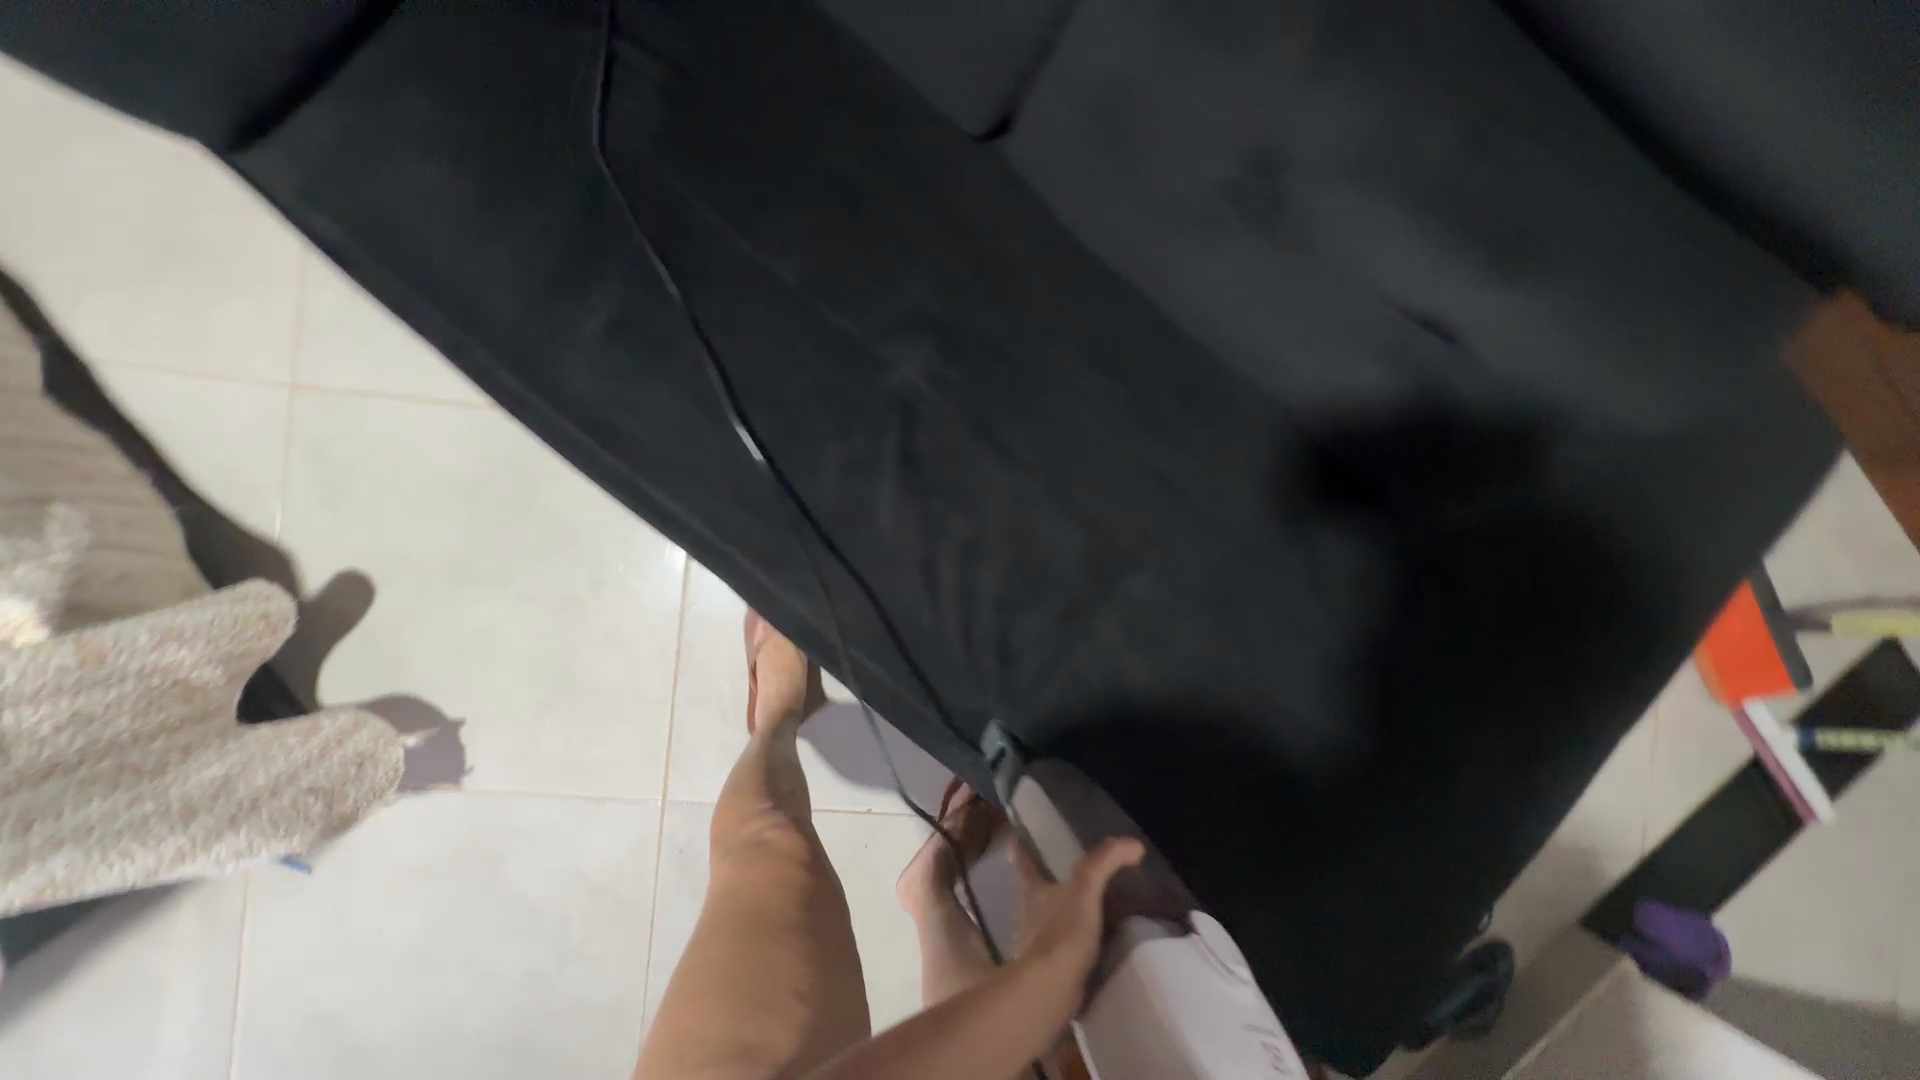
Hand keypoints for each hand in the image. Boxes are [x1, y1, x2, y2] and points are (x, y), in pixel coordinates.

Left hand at [1011, 836, 1146, 998]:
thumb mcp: (1086, 888)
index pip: (1023, 864)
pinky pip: (1056, 951)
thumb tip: (1132, 844)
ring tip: (1075, 914)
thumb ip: (1104, 862)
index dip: (1019, 850)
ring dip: (1054, 917)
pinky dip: (1066, 947)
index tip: (1013, 839)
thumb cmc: (1063, 930)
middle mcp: (1027, 914)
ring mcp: (1033, 945)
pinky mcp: (1045, 971)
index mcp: (1033, 891)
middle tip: (1057, 877)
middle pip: (1032, 893)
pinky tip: (1082, 949)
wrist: (1051, 986)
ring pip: (1042, 922)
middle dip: (1041, 886)